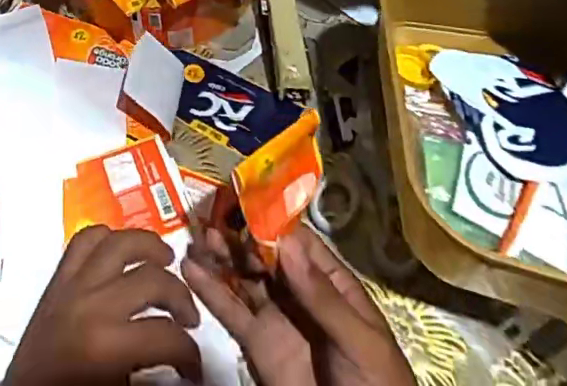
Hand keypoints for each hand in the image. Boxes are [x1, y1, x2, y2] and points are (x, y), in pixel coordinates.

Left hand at [5, 225, 203, 385]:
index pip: (166, 336)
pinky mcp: (56, 281)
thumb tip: (181, 362)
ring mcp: (71, 286)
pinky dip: (105, 237)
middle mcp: (92, 304)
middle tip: (188, 318)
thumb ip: (147, 366)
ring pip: (120, 243)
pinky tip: (121, 251)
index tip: (195, 367)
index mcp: (106, 345)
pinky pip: (83, 241)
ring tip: (166, 262)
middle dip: (180, 297)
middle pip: (151, 280)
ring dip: (149, 247)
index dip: (190, 354)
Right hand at [181, 224, 411, 385]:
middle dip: (240, 233)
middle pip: (266, 255)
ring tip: (197, 234)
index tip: (245, 199)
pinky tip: (191, 270)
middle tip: (211, 212)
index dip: (272, 219)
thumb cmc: (376, 383)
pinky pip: (232, 314)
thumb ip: (321, 296)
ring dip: (222, 254)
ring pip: (244, 278)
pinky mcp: (258, 346)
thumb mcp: (359, 339)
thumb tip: (287, 241)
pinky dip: (210, 291)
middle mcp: (299, 293)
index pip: (298, 242)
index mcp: (330, 283)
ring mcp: (277, 318)